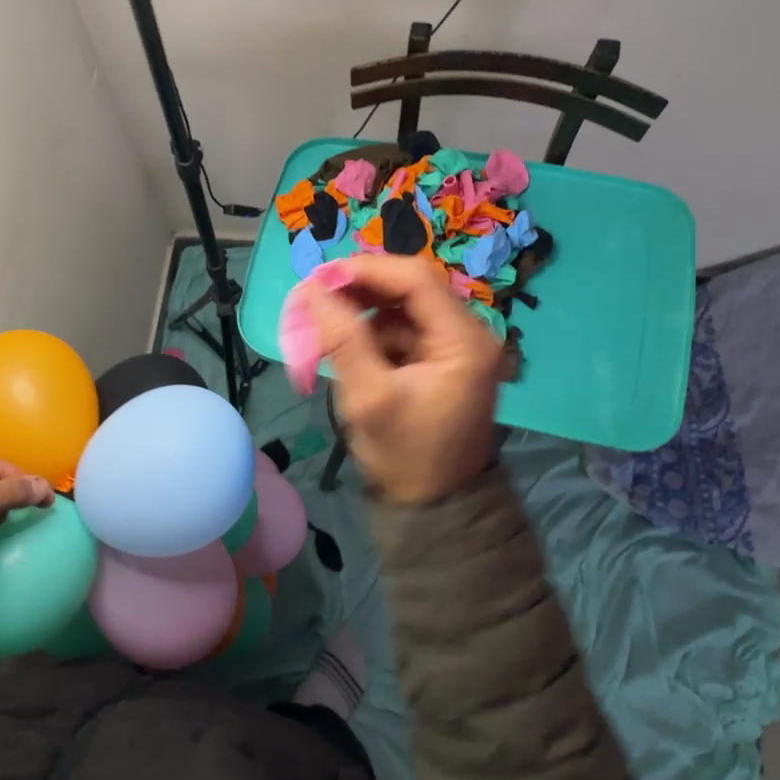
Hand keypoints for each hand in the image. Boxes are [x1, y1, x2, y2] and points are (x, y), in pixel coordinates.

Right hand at [300, 256, 502, 503]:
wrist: (435, 509)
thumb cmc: (406, 457)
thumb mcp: (369, 399)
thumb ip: (341, 339)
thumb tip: (312, 289)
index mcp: (464, 340)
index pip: (415, 279)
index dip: (365, 270)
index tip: (319, 278)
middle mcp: (467, 334)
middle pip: (410, 288)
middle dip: (359, 288)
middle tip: (314, 295)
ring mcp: (454, 348)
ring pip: (403, 307)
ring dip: (361, 308)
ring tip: (321, 320)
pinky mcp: (439, 361)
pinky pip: (402, 330)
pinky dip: (370, 330)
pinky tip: (342, 342)